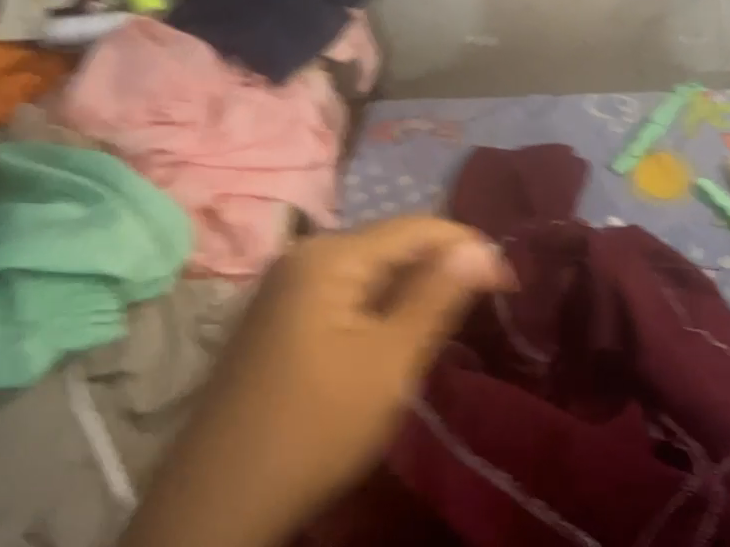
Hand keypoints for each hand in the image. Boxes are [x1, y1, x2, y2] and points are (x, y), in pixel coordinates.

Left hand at [120, 217, 515, 546]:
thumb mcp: (390, 361)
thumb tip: (482, 248)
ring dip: (413, 289)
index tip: (512, 282)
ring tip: (452, 321)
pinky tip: (398, 337)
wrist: (217, 503)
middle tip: (488, 305)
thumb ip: (438, 296)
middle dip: (442, 268)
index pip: (418, 227)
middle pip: (392, 245)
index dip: (470, 247)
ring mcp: (284, 287)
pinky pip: (345, 294)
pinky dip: (380, 307)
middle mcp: (303, 255)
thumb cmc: (315, 428)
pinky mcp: (276, 319)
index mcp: (329, 255)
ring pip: (370, 272)